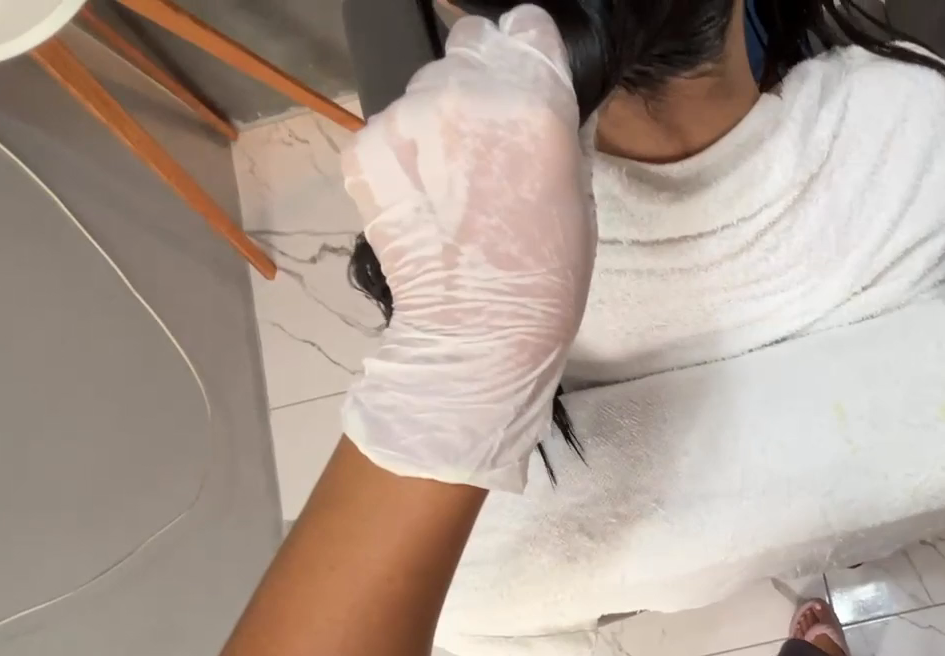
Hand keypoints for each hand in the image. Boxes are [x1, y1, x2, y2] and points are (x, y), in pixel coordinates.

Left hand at [340, 7, 595, 490]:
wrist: (477, 336)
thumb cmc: (546, 282)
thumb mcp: (580, 201)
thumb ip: (561, 137)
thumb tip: (550, 106)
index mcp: (531, 107)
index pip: (528, 28)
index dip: (534, 58)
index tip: (535, 87)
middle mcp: (464, 95)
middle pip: (472, 43)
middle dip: (487, 81)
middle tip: (496, 142)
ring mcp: (406, 118)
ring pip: (429, 84)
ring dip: (446, 118)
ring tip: (461, 183)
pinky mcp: (365, 147)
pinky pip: (394, 124)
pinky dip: (412, 152)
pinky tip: (430, 199)